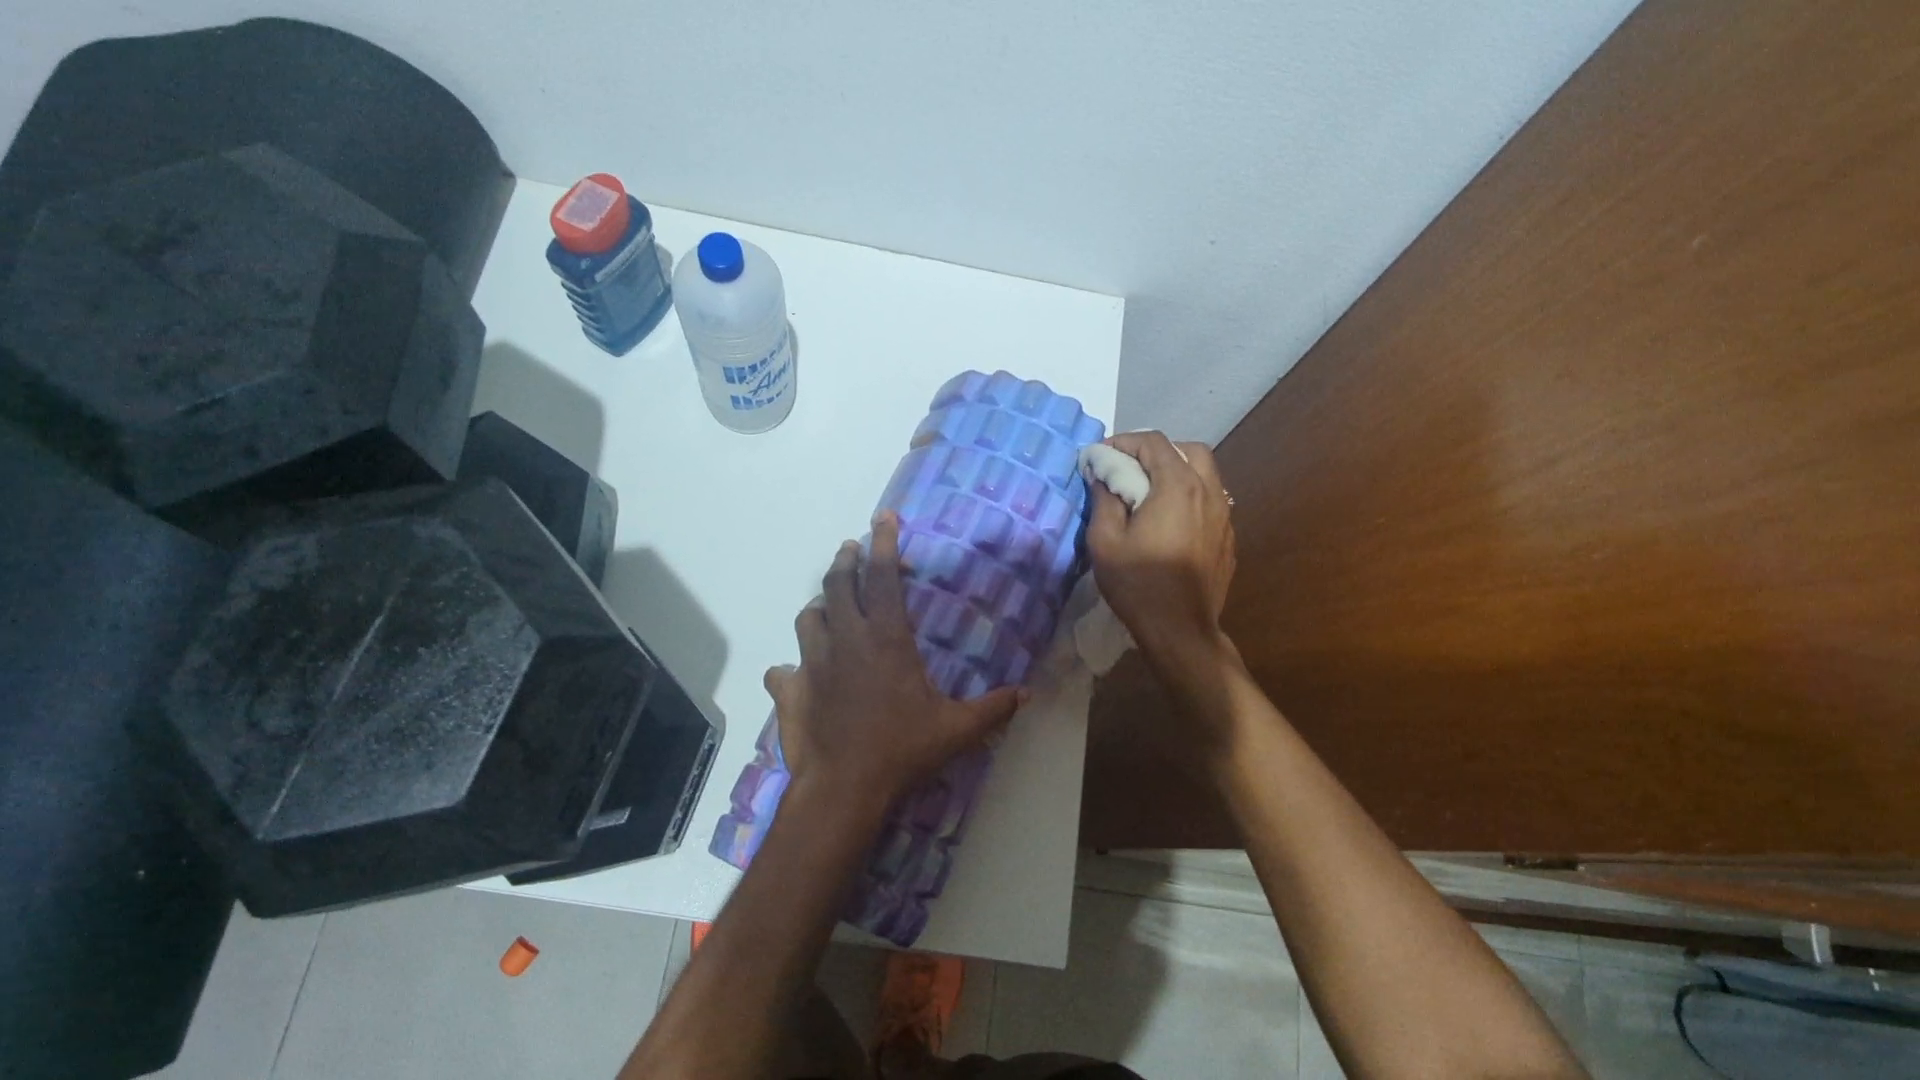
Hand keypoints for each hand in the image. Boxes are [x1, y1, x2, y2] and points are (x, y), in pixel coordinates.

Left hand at [765, 512, 1026, 809]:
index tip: (885, 517)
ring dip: (820, 606)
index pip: (885, 575)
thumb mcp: (957, 729)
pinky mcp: (790, 690)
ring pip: (809, 617)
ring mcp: (812, 663)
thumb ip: (993, 708)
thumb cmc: (903, 750)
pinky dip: (789, 667)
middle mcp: (846, 639)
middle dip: (846, 560)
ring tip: (829, 606)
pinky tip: (795, 674)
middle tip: (852, 549)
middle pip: (838, 583)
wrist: (845, 786)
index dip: (885, 542)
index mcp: (887, 638)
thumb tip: (1028, 695)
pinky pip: (781, 670)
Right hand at [1086, 432, 1237, 674]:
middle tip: (1130, 470)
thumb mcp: (1105, 541)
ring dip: (1176, 472)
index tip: (1102, 457)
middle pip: (1187, 450)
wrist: (1181, 629)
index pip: (1154, 443)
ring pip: (1205, 474)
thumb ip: (1104, 499)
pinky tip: (1169, 520)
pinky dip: (1189, 496)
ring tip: (1150, 493)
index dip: (1124, 442)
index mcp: (1177, 487)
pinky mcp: (1227, 537)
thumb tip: (1103, 475)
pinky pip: (1211, 500)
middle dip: (1156, 452)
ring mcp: (1224, 515)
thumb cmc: (1138, 584)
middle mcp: (1208, 492)